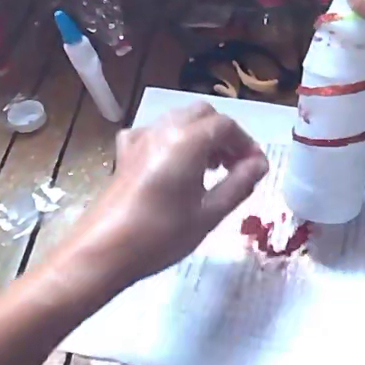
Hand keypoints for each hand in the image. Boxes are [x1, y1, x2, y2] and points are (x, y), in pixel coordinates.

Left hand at [60, 104, 268, 287]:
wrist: (105, 250)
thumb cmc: (161, 235)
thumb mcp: (209, 214)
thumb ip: (239, 184)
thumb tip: (259, 164)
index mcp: (187, 140)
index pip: (226, 125)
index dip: (246, 143)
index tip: (256, 168)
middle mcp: (163, 129)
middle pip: (202, 114)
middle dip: (223, 135)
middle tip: (235, 167)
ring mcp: (139, 138)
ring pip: (178, 120)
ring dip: (200, 136)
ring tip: (210, 170)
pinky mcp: (124, 153)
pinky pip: (154, 134)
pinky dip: (172, 141)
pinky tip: (174, 167)